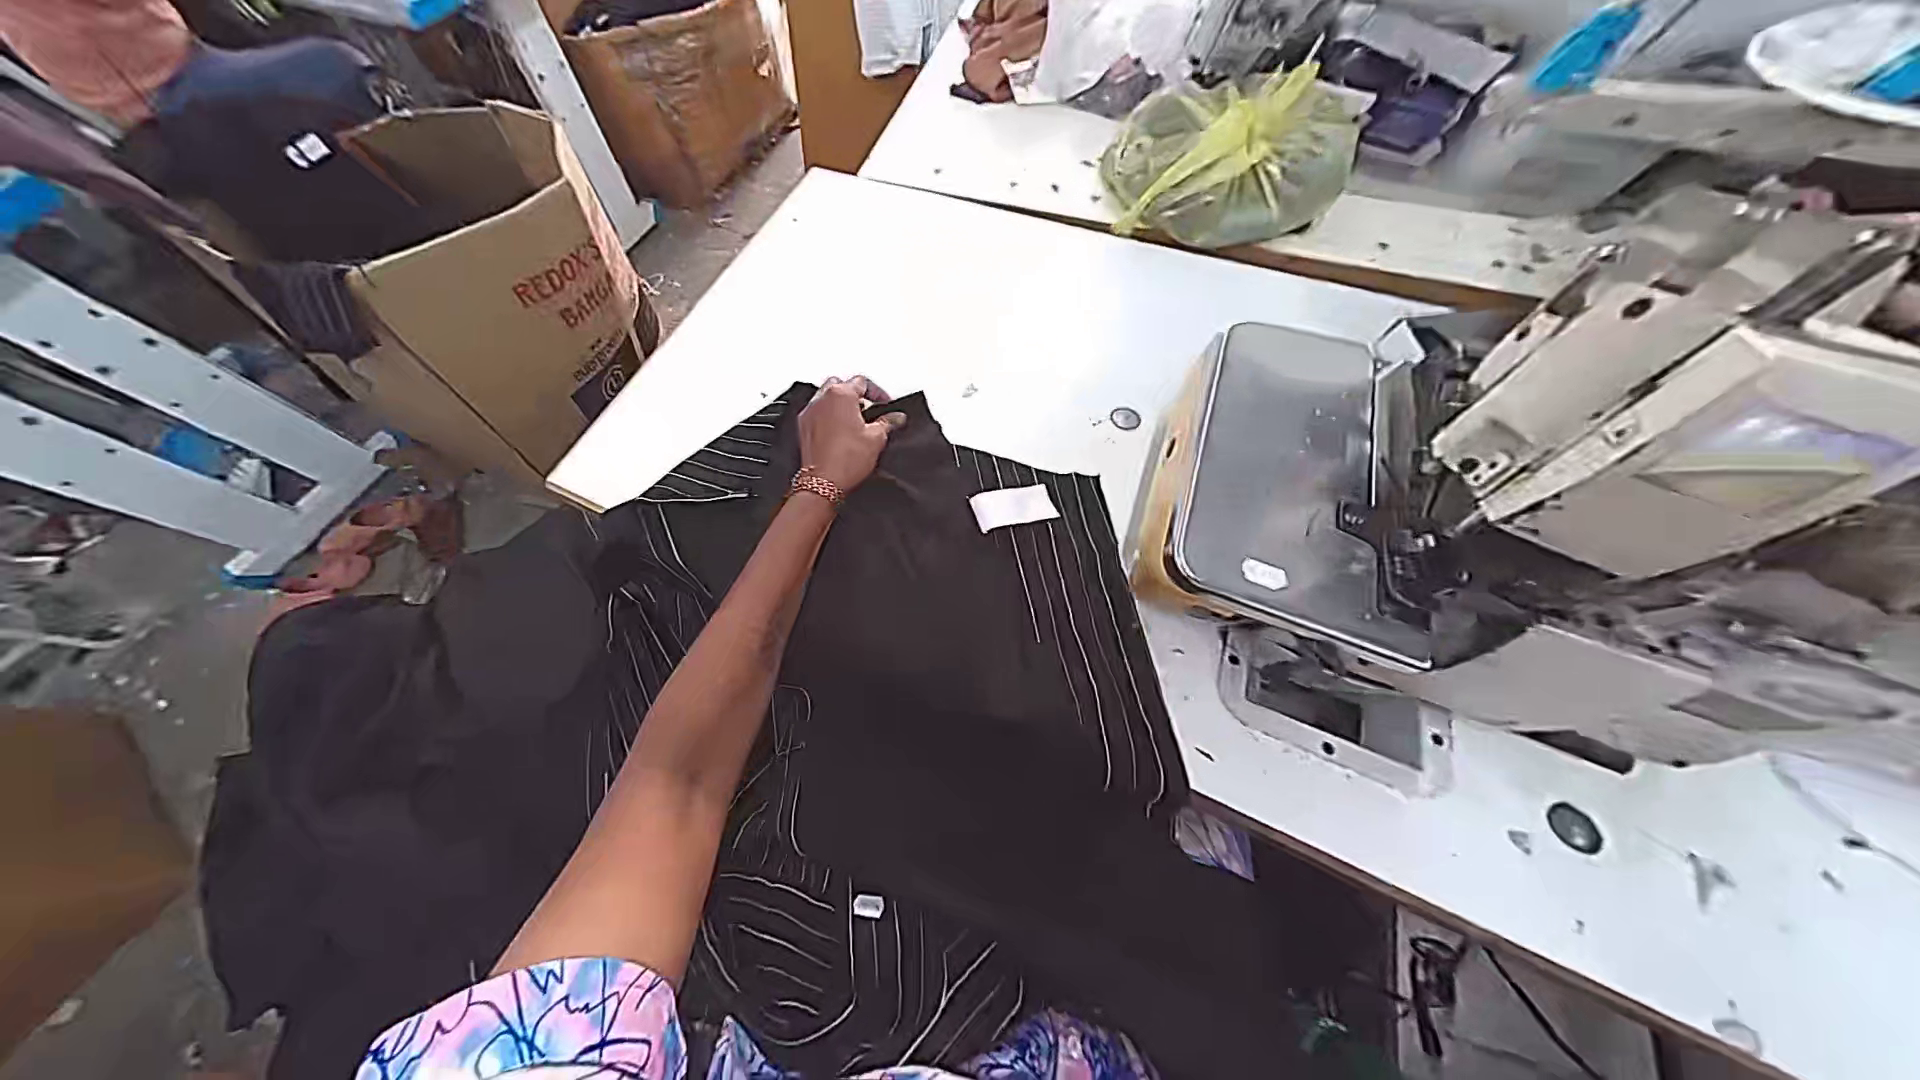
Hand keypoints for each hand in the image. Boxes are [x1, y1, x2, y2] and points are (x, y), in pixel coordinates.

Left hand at [798, 376, 904, 491]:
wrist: (823, 482)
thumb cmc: (845, 460)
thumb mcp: (876, 438)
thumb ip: (887, 422)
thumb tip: (896, 418)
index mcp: (841, 394)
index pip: (862, 382)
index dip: (878, 393)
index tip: (885, 404)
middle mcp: (822, 399)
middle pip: (841, 384)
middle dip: (856, 394)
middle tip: (869, 410)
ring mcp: (810, 412)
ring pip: (827, 397)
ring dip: (841, 404)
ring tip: (854, 421)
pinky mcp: (803, 427)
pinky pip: (818, 412)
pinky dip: (828, 416)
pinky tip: (839, 432)